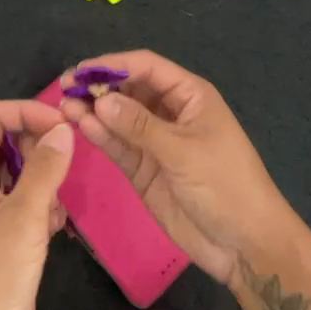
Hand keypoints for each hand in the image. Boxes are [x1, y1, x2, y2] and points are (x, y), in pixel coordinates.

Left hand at [0, 99, 75, 309]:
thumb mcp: (23, 218)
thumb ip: (45, 169)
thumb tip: (63, 127)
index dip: (25, 111)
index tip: (62, 123)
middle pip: (7, 143)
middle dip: (39, 145)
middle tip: (71, 158)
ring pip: (19, 176)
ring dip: (44, 180)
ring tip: (61, 198)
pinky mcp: (2, 241)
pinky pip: (24, 206)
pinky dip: (43, 207)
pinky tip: (58, 222)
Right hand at [58, 50, 296, 286]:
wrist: (245, 245)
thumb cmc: (225, 184)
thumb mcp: (183, 150)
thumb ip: (139, 125)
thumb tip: (99, 100)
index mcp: (189, 95)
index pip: (146, 66)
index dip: (113, 64)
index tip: (82, 70)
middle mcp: (169, 112)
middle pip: (128, 89)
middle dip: (99, 87)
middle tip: (65, 88)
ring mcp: (155, 141)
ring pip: (118, 117)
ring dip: (93, 110)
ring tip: (64, 108)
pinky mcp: (144, 168)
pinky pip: (118, 144)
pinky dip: (100, 135)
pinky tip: (81, 126)